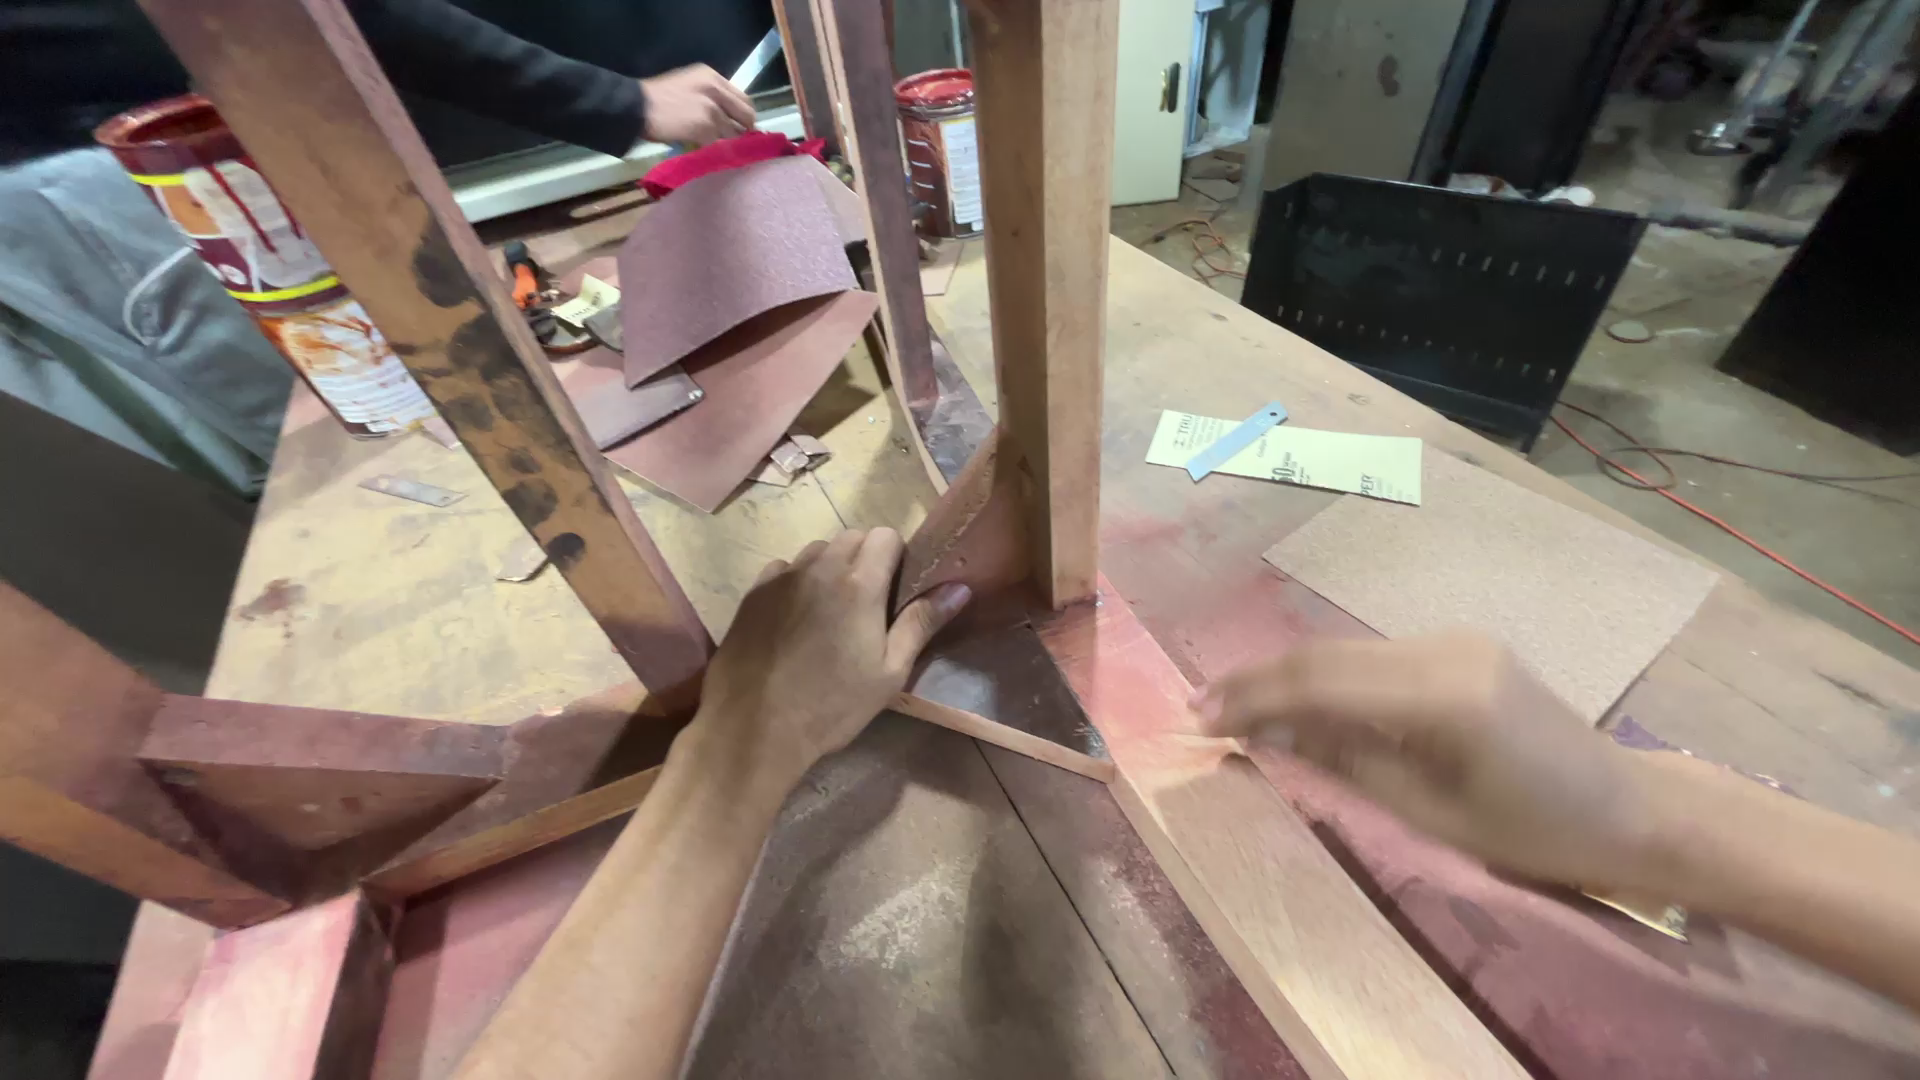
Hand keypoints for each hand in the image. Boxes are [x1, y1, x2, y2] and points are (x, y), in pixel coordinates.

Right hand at [639, 64, 755, 145]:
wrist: (636, 106)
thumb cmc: (658, 99)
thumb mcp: (689, 86)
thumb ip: (711, 97)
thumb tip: (730, 118)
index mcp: (712, 77)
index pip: (745, 99)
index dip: (744, 117)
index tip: (739, 128)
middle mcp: (715, 89)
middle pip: (747, 116)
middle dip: (743, 132)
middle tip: (734, 143)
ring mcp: (712, 108)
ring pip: (736, 135)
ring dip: (729, 145)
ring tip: (716, 149)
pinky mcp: (706, 127)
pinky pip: (722, 146)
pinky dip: (718, 153)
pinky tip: (708, 154)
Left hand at [690, 528, 970, 789]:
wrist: (754, 728)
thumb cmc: (832, 706)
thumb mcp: (889, 672)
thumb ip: (922, 623)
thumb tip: (960, 587)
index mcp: (860, 584)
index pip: (885, 535)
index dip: (895, 556)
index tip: (895, 588)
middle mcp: (820, 568)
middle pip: (851, 537)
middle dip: (864, 558)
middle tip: (866, 603)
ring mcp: (783, 577)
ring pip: (816, 550)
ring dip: (830, 567)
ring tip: (829, 610)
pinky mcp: (753, 592)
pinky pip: (784, 568)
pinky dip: (796, 581)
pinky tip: (794, 618)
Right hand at [1189, 632, 1657, 891]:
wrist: (1636, 809)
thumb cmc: (1536, 833)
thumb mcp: (1428, 811)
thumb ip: (1340, 759)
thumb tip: (1262, 732)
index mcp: (1443, 696)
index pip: (1320, 684)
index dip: (1251, 698)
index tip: (1201, 718)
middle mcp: (1442, 649)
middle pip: (1322, 655)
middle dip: (1254, 680)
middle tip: (1198, 705)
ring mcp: (1448, 639)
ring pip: (1338, 651)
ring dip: (1280, 676)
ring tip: (1228, 702)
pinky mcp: (1451, 644)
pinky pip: (1365, 657)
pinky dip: (1319, 677)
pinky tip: (1289, 697)